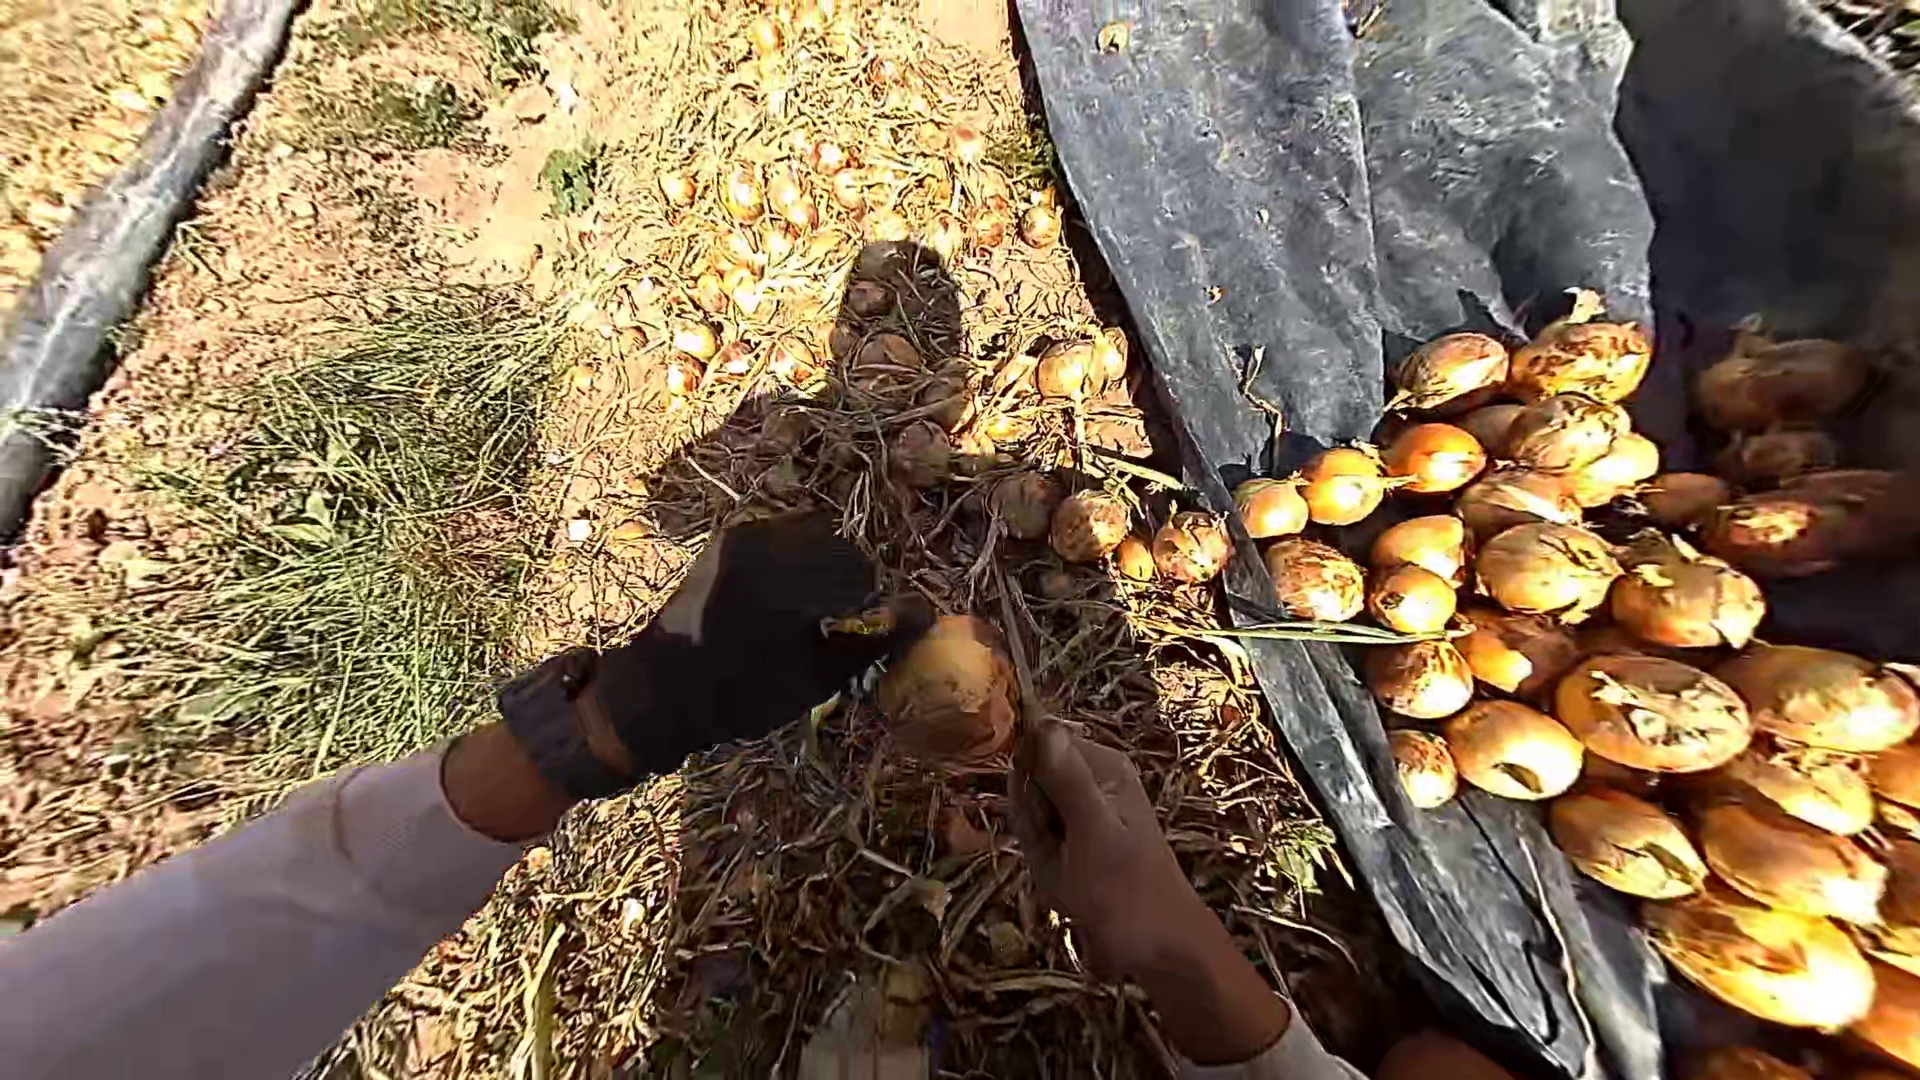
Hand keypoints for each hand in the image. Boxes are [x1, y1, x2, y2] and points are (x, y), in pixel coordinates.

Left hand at [589, 513, 928, 778]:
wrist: (660, 689)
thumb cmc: (743, 693)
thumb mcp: (817, 677)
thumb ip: (875, 640)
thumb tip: (924, 612)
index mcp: (792, 581)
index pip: (860, 575)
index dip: (867, 604)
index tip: (851, 629)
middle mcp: (770, 545)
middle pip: (841, 550)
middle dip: (847, 582)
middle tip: (832, 618)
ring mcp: (747, 535)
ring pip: (816, 537)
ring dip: (825, 565)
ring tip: (807, 603)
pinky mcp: (733, 536)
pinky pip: (786, 533)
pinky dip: (799, 556)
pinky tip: (783, 591)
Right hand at [1010, 722, 1289, 1064]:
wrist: (1162, 952)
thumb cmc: (1128, 893)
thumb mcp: (1091, 832)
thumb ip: (1065, 777)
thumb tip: (1039, 720)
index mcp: (1101, 763)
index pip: (1037, 739)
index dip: (1027, 774)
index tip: (1037, 811)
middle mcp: (1091, 773)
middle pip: (1030, 772)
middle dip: (1030, 811)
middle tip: (1054, 848)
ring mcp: (1084, 801)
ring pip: (1030, 802)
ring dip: (1034, 835)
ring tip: (1061, 865)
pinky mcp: (1078, 827)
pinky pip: (1039, 825)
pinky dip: (1040, 849)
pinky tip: (1061, 872)